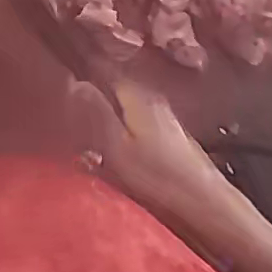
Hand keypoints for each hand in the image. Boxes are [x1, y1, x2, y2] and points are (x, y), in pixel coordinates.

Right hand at [68, 77, 231, 227]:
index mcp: (136, 94)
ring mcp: (163, 115)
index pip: (104, 68)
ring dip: (108, 116)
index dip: (83, 74)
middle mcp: (152, 97)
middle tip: (73, 115)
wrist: (205, 202)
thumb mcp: (115, 146)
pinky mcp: (169, 133)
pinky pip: (136, 121)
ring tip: (89, 136)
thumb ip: (96, 112)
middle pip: (114, 88)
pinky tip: (115, 150)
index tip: (65, 85)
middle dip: (94, 97)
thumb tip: (77, 83)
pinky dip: (122, 129)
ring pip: (125, 106)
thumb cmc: (156, 175)